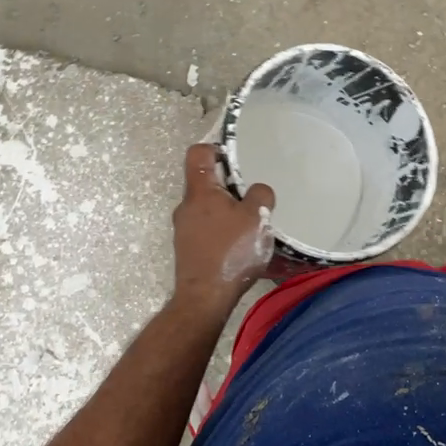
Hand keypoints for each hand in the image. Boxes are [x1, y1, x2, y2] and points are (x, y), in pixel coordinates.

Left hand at [171, 144, 275, 310]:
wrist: (204, 298)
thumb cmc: (230, 252)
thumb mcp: (256, 218)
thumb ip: (260, 196)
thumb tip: (258, 191)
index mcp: (200, 192)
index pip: (198, 154)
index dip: (215, 148)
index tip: (234, 157)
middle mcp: (186, 207)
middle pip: (205, 183)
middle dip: (229, 186)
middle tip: (253, 196)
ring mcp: (184, 230)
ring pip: (207, 209)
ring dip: (227, 212)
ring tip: (251, 225)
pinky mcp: (188, 250)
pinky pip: (207, 231)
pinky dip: (223, 232)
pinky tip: (241, 246)